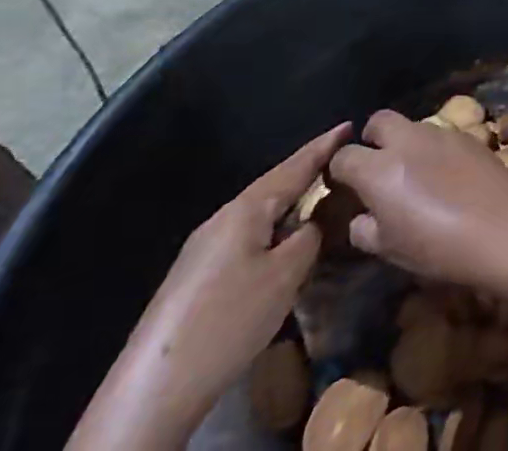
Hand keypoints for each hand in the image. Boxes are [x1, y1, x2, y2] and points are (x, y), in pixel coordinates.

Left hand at [68, 124, 349, 449]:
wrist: (157, 384)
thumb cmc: (230, 317)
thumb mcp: (286, 274)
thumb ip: (309, 237)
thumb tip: (312, 223)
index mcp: (245, 210)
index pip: (294, 167)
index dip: (324, 146)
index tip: (350, 125)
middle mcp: (223, 219)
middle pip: (275, 185)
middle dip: (308, 168)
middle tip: (344, 156)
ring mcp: (207, 247)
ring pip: (262, 211)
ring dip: (293, 198)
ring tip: (325, 191)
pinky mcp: (202, 273)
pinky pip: (251, 233)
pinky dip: (277, 224)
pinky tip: (290, 235)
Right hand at [329, 110, 507, 283]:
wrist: (504, 228)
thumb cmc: (438, 246)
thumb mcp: (388, 248)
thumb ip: (364, 227)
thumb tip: (363, 215)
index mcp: (377, 169)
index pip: (343, 156)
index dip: (341, 171)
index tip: (347, 187)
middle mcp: (407, 141)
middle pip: (379, 121)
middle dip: (373, 138)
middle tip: (380, 165)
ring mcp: (442, 134)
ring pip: (414, 125)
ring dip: (407, 142)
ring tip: (417, 172)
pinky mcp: (470, 136)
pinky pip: (443, 134)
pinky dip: (435, 148)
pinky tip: (447, 173)